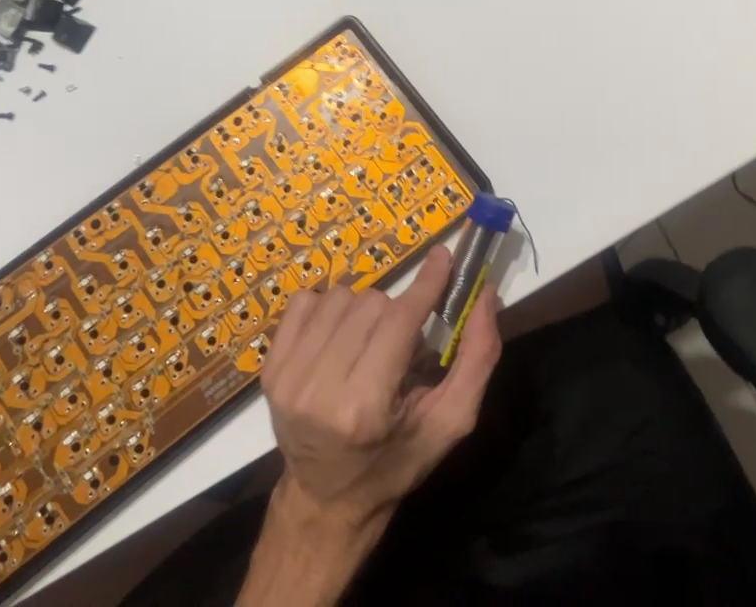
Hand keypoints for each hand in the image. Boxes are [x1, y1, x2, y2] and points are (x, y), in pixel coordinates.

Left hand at [263, 244, 501, 529]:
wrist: (329, 499)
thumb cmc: (396, 463)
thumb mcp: (450, 423)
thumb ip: (476, 358)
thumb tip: (487, 295)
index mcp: (365, 408)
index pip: (398, 321)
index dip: (425, 284)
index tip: (443, 256)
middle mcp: (319, 389)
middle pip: (371, 305)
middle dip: (397, 314)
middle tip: (403, 347)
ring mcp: (287, 377)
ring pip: (339, 298)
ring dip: (364, 310)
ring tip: (371, 344)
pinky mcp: (269, 369)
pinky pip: (304, 302)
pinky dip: (329, 309)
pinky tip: (340, 337)